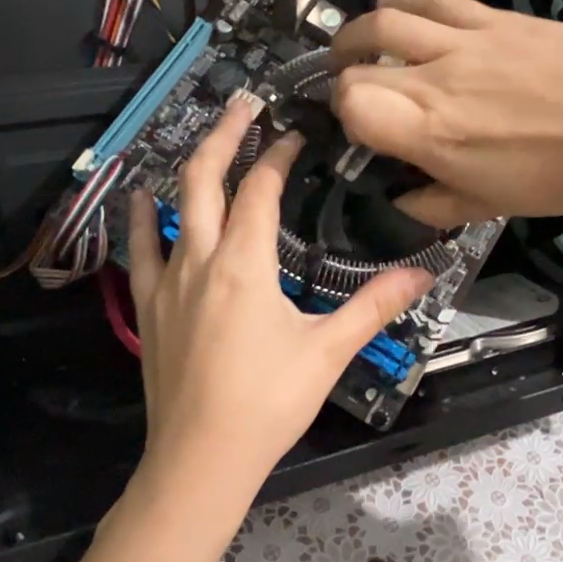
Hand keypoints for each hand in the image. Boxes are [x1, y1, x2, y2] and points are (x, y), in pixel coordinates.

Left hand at [126, 97, 432, 503]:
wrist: (201, 457)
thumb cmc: (269, 403)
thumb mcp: (329, 352)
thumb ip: (374, 306)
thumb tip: (424, 273)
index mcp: (245, 264)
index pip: (260, 190)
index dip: (277, 156)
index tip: (294, 135)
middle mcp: (200, 259)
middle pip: (204, 178)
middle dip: (225, 135)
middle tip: (244, 104)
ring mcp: (167, 282)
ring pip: (169, 207)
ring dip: (187, 169)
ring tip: (203, 143)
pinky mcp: (149, 308)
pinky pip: (141, 249)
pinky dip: (141, 218)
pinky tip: (138, 202)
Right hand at [330, 0, 562, 224]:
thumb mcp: (493, 207)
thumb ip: (435, 204)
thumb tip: (403, 199)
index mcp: (432, 131)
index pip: (351, 104)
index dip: (341, 118)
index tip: (355, 133)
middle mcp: (436, 78)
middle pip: (357, 64)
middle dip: (342, 81)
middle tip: (353, 98)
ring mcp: (465, 40)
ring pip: (385, 20)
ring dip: (356, 34)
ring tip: (351, 49)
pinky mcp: (494, 17)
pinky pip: (434, 0)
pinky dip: (402, 2)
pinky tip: (392, 9)